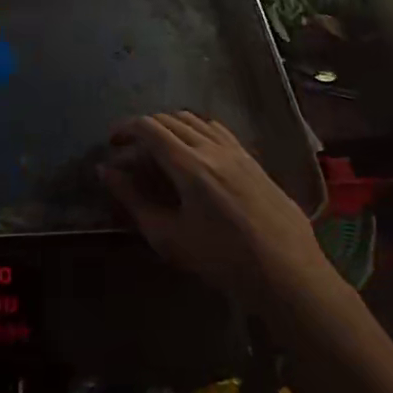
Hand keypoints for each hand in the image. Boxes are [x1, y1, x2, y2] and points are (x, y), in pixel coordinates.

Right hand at [100, 112, 338, 309]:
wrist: (287, 273)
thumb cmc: (222, 260)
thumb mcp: (168, 237)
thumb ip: (133, 200)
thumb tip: (105, 170)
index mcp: (189, 164)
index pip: (149, 127)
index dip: (125, 128)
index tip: (112, 143)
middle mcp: (212, 148)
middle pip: (170, 119)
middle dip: (144, 127)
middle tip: (131, 150)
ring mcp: (236, 151)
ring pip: (195, 120)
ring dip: (170, 126)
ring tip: (159, 148)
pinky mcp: (253, 160)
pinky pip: (218, 130)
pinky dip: (196, 130)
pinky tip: (195, 152)